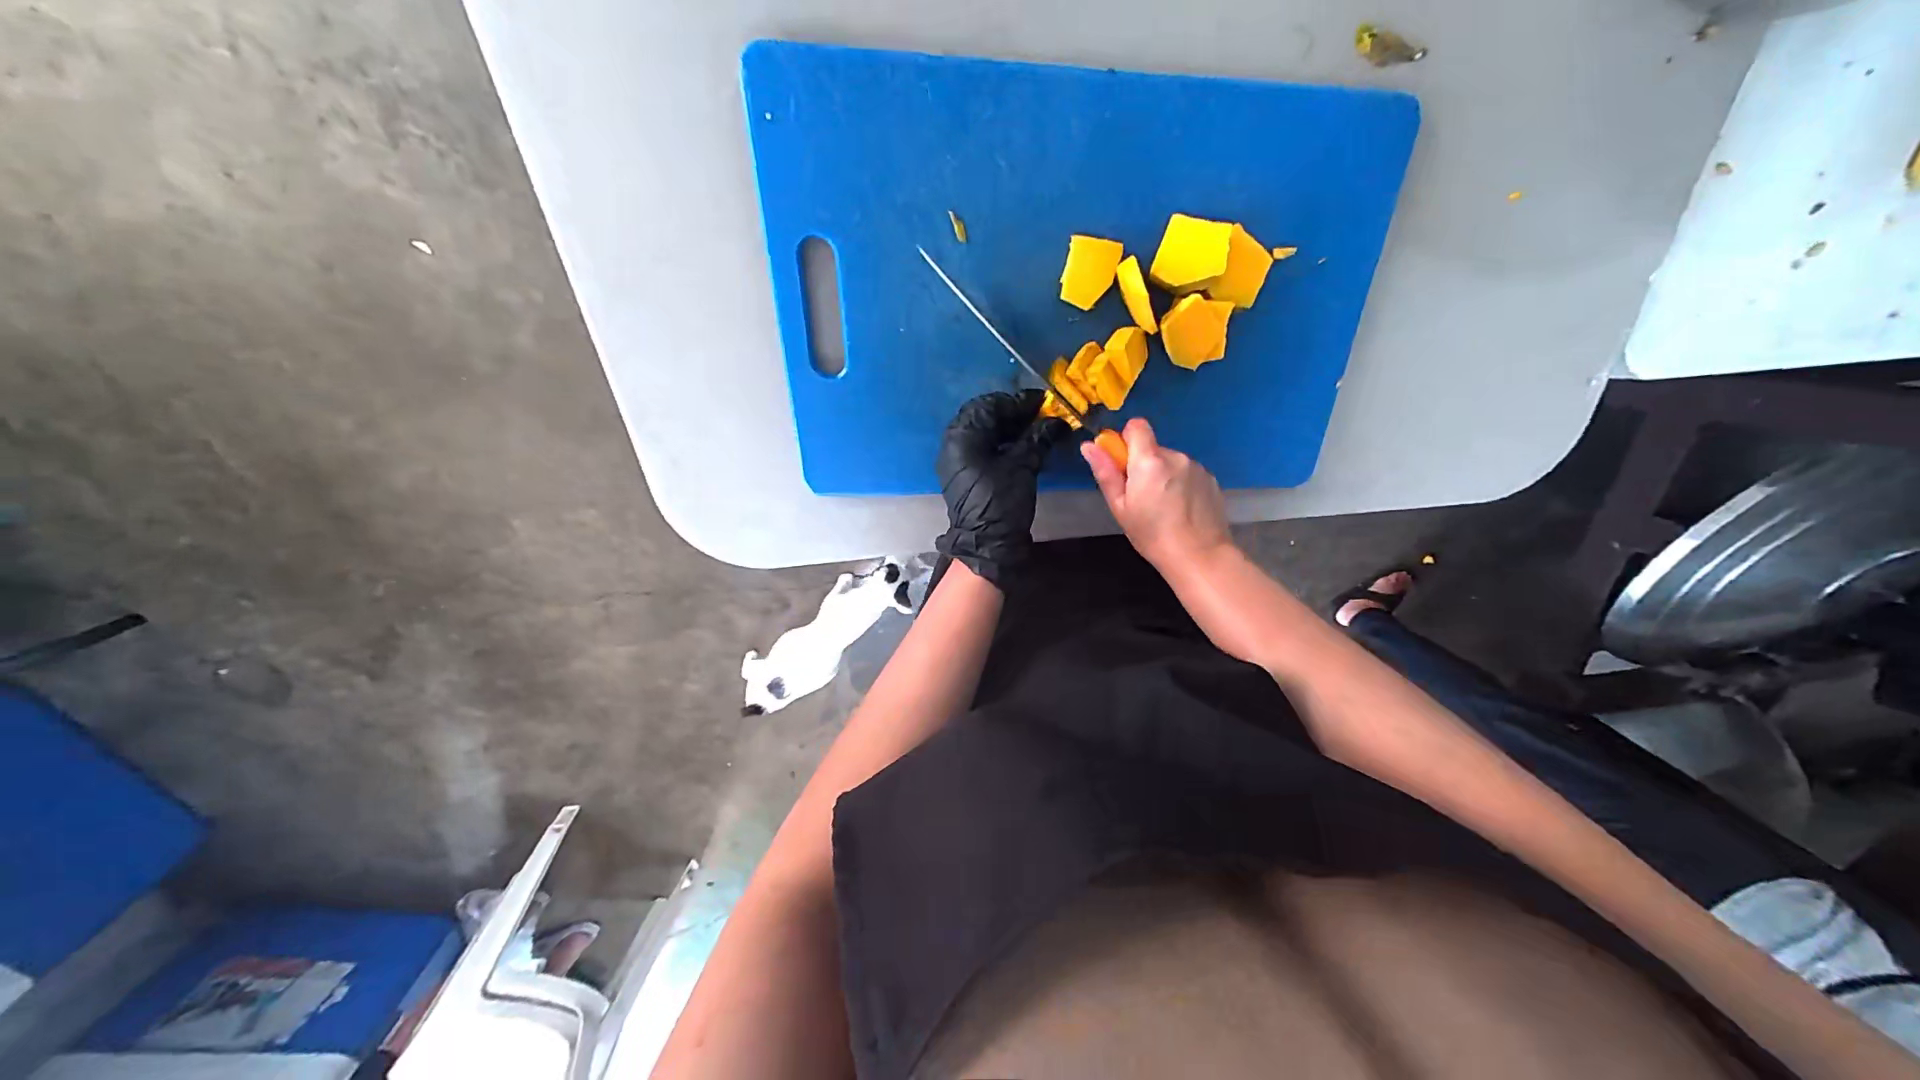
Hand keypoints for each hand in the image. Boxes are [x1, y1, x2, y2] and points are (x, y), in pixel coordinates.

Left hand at [935, 390, 1068, 587]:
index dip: (1019, 402)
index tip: (1044, 402)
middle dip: (1015, 414)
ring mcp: (957, 459)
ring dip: (1010, 428)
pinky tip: (1025, 444)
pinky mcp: (964, 474)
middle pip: (986, 416)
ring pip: (984, 432)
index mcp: (963, 435)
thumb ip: (1038, 437)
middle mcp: (954, 442)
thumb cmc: (1000, 501)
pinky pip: (983, 448)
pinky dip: (1003, 443)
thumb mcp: (1023, 465)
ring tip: (1038, 428)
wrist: (986, 544)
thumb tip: (1057, 421)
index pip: (991, 405)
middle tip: (1043, 414)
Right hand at [1082, 418, 1230, 572]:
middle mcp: (1175, 456)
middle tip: (1141, 497)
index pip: (1137, 425)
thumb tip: (1088, 446)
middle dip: (1144, 465)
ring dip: (1163, 475)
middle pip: (1152, 448)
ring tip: (1164, 507)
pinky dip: (1181, 484)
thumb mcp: (1120, 507)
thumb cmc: (1152, 535)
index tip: (1124, 465)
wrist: (1200, 556)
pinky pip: (1187, 473)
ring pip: (1171, 462)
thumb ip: (1105, 472)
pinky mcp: (1211, 478)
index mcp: (1149, 461)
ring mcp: (1196, 466)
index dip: (1127, 440)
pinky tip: (1182, 510)